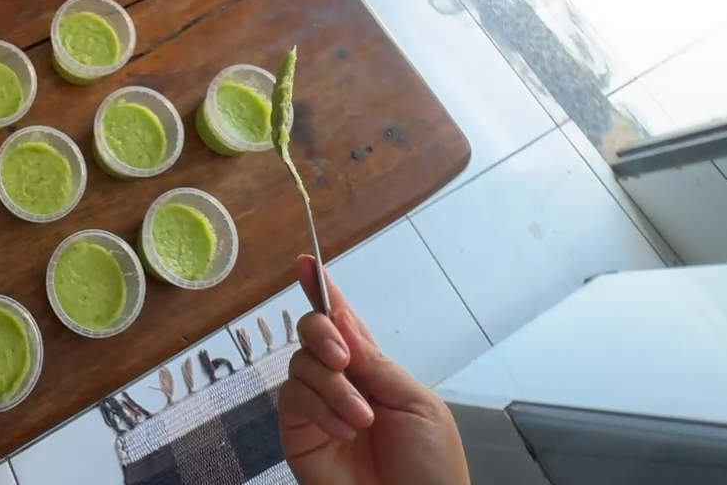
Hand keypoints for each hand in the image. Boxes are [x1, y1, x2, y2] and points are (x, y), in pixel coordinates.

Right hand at [278, 256, 469, 484]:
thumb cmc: (433, 470)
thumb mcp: (418, 407)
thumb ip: (375, 363)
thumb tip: (340, 319)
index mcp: (371, 370)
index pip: (342, 323)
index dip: (323, 290)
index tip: (307, 262)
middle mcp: (338, 380)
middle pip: (312, 331)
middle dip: (321, 332)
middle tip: (342, 358)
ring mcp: (315, 404)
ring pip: (300, 361)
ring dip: (331, 384)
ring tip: (359, 418)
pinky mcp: (296, 429)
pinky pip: (294, 396)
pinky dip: (320, 406)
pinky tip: (342, 429)